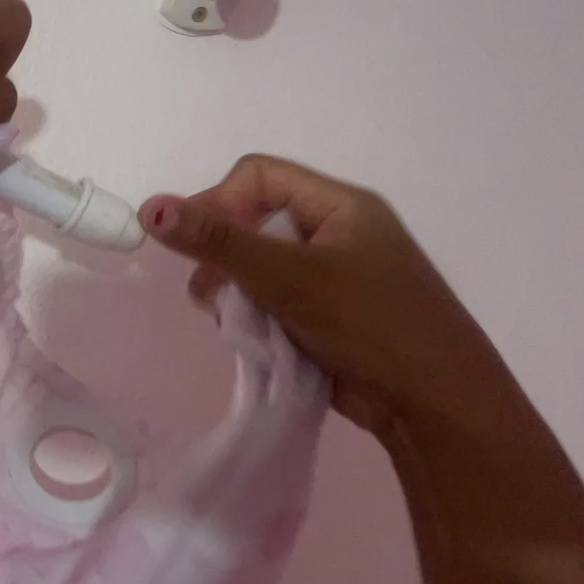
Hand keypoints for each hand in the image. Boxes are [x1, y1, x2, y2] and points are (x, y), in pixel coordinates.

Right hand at [137, 155, 513, 436]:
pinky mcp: (317, 312)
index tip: (199, 247)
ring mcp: (326, 274)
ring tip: (237, 321)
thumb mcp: (287, 277)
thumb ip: (216, 242)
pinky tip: (253, 336)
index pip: (255, 176)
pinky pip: (263, 296)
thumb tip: (149, 208)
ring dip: (231, 290)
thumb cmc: (371, 325)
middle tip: (216, 292)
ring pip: (249, 263)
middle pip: (247, 219)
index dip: (217, 203)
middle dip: (221, 255)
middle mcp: (332, 232)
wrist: (434, 407)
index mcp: (338, 206)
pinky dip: (249, 314)